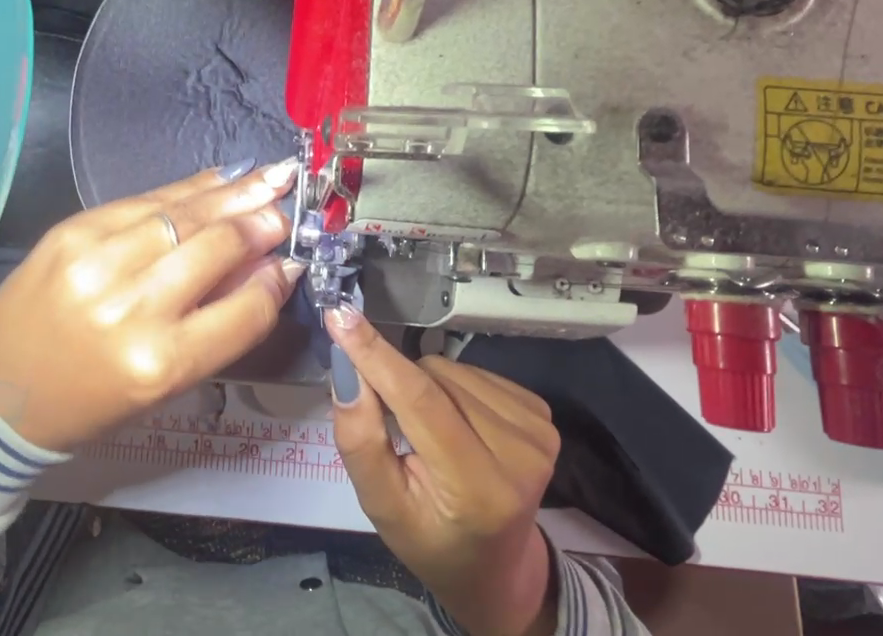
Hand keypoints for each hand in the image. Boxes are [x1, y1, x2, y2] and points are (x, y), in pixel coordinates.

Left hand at [0, 160, 301, 452]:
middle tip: (286, 209)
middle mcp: (131, 306)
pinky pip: (146, 200)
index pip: (244, 310)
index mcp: (158, 363)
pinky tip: (220, 179)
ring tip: (272, 178)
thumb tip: (266, 269)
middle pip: (218, 249)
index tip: (291, 263)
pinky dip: (189, 189)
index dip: (275, 283)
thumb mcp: (161, 385)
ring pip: (185, 214)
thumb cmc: (87, 402)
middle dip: (261, 225)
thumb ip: (216, 327)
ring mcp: (98, 259)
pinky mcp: (74, 229)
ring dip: (234, 194)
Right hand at [329, 308, 560, 635]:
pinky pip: (476, 373)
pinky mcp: (543, 415)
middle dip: (397, 382)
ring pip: (453, 369)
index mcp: (476, 488)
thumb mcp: (382, 506)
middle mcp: (519, 454)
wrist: (497, 566)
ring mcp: (538, 432)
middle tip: (389, 422)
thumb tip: (345, 369)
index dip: (376, 354)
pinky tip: (454, 422)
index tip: (339, 315)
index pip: (420, 401)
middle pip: (434, 379)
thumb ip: (361, 440)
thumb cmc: (431, 540)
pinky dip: (451, 387)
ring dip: (425, 385)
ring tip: (426, 431)